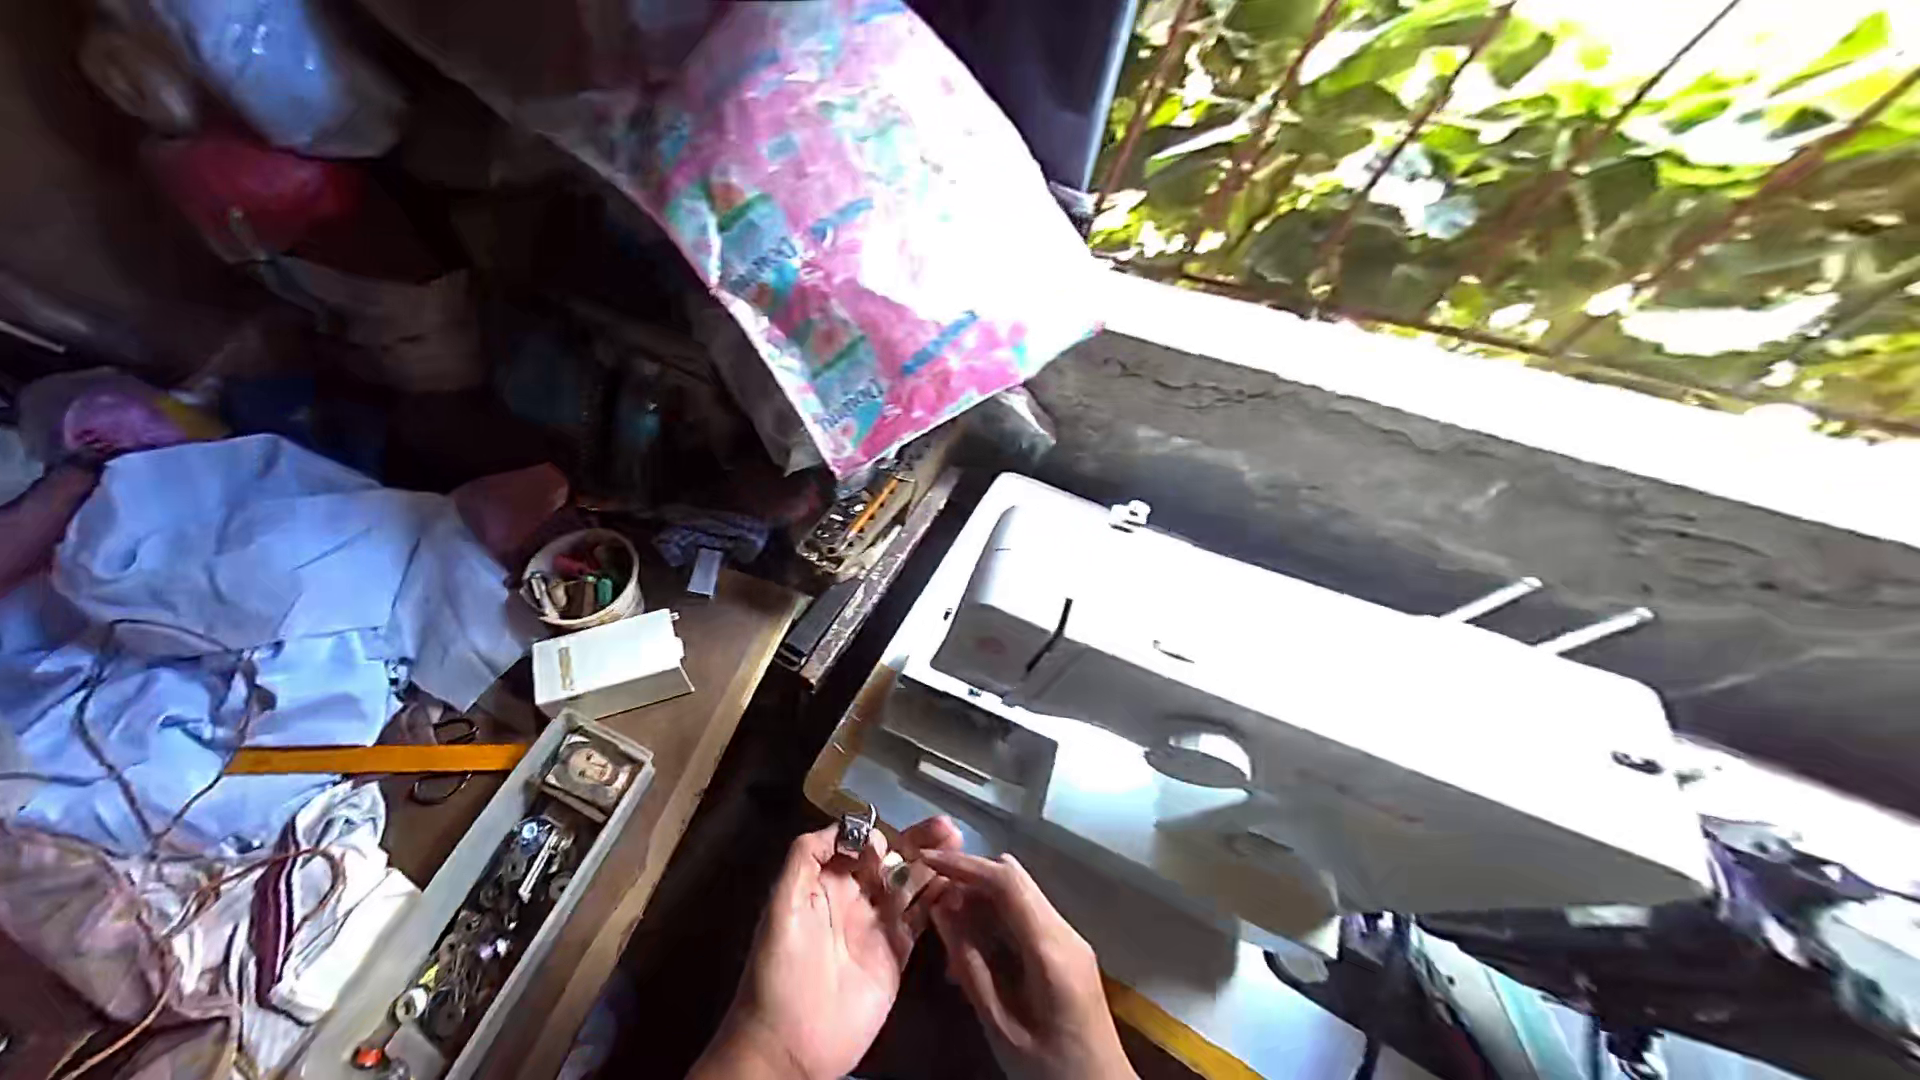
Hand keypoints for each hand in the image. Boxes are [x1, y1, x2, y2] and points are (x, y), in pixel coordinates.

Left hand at [691, 815, 962, 1079]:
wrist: (788, 1045)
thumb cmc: (779, 969)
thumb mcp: (783, 903)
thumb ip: (807, 856)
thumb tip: (845, 825)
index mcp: (828, 881)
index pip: (861, 844)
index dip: (877, 837)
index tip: (888, 844)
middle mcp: (857, 896)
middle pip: (893, 858)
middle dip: (918, 840)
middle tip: (947, 827)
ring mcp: (879, 924)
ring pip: (912, 882)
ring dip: (934, 863)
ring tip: (959, 845)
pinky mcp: (897, 952)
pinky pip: (922, 918)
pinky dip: (939, 899)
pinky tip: (955, 883)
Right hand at [921, 850, 1138, 1079]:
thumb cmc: (1052, 1070)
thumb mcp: (1002, 1027)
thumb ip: (971, 967)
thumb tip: (942, 910)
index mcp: (1050, 947)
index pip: (1007, 881)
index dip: (966, 865)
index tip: (929, 861)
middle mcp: (1064, 930)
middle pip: (1014, 878)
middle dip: (970, 878)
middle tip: (932, 896)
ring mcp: (1069, 937)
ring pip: (1018, 893)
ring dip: (980, 899)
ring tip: (947, 928)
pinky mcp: (1066, 948)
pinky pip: (1025, 915)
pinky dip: (995, 918)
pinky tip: (972, 947)